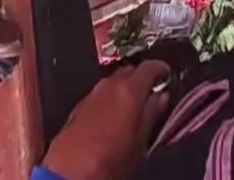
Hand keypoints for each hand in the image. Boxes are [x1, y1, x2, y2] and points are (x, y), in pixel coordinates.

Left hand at [41, 60, 170, 179]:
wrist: (66, 178)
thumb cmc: (109, 163)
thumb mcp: (140, 143)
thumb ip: (153, 114)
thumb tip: (162, 98)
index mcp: (130, 88)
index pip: (151, 66)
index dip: (161, 68)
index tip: (166, 75)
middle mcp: (110, 85)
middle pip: (131, 70)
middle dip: (141, 78)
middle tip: (149, 94)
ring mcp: (92, 95)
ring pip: (114, 82)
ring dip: (123, 89)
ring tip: (130, 109)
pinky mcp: (77, 108)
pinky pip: (99, 95)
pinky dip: (108, 100)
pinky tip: (110, 119)